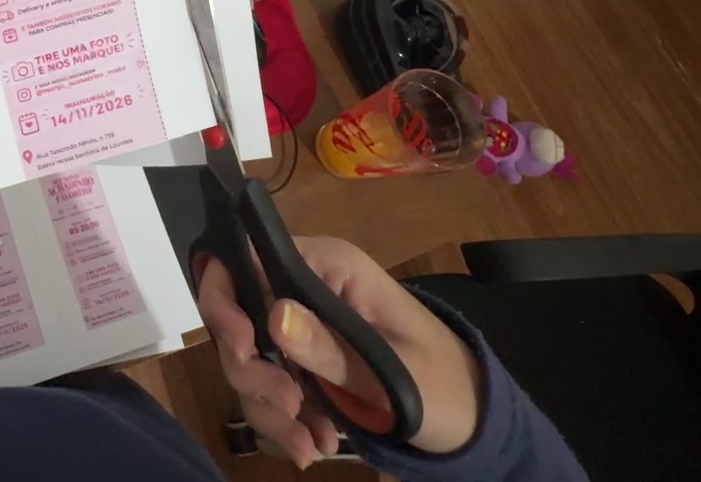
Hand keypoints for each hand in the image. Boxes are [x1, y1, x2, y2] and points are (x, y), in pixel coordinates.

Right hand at [196, 236, 481, 466]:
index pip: (245, 257)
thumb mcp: (393, 374)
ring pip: (244, 355)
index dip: (226, 297)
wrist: (474, 426)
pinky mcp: (296, 357)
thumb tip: (274, 315)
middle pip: (237, 314)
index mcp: (326, 265)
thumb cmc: (446, 387)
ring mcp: (297, 322)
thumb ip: (330, 348)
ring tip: (310, 443)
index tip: (242, 348)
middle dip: (252, 369)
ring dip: (266, 404)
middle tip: (289, 406)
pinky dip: (279, 419)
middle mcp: (302, 284)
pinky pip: (263, 383)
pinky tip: (313, 442)